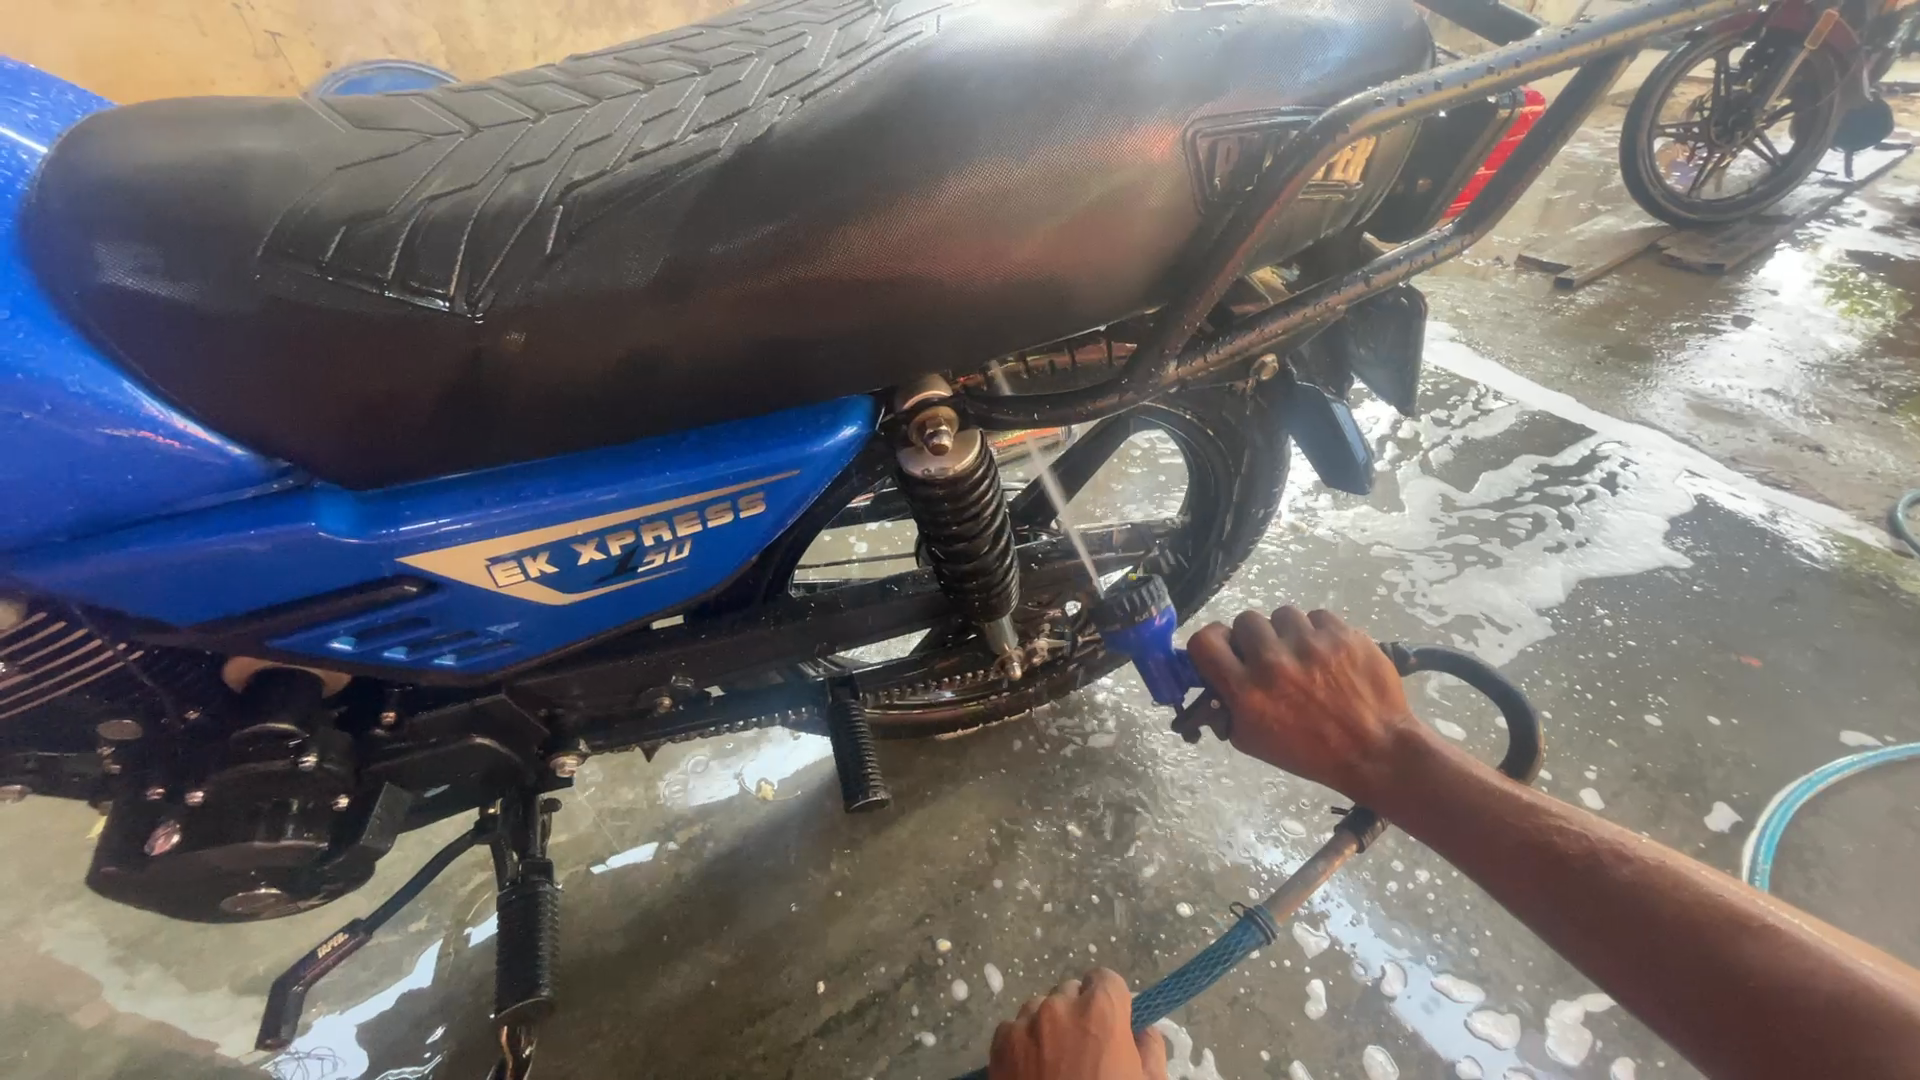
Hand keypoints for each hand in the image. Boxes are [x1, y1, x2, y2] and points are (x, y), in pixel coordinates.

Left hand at [989, 969, 1166, 1079]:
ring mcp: (1026, 1021)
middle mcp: (1060, 1006)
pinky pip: (1015, 1028)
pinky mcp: (1000, 1042)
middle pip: (1071, 993)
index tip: (1113, 1024)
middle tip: (1084, 1050)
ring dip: (1050, 1026)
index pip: (1106, 979)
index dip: (1111, 1001)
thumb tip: (1143, 1029)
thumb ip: (1150, 1050)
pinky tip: (1032, 1072)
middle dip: (1079, 1013)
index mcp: (1101, 1011)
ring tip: (1056, 1063)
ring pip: (1041, 1007)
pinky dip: (1024, 1043)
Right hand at [1188, 606, 1428, 803]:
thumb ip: (1226, 705)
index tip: (1226, 650)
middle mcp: (1273, 662)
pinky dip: (1319, 632)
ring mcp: (1310, 645)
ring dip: (1288, 632)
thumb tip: (1213, 680)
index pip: (1205, 640)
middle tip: (1270, 656)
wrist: (1377, 751)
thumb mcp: (1251, 740)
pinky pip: (1317, 616)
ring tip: (1304, 654)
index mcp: (1247, 691)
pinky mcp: (1342, 635)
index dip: (1213, 641)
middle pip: (1245, 620)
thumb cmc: (1309, 752)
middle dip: (1254, 637)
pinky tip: (1328, 654)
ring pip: (1282, 614)